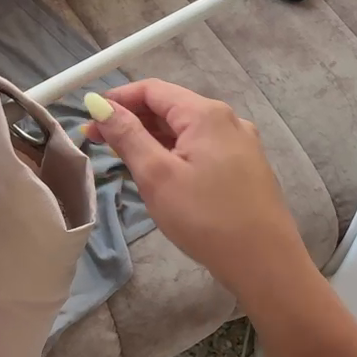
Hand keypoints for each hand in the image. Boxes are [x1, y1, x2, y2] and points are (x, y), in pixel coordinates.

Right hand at [85, 80, 310, 304]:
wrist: (267, 266)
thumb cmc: (206, 218)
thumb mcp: (156, 175)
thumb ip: (126, 135)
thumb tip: (99, 105)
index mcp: (206, 115)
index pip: (151, 89)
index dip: (116, 98)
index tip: (89, 117)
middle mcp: (227, 120)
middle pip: (168, 107)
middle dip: (130, 119)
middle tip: (96, 140)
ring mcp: (240, 144)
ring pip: (183, 129)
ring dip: (149, 137)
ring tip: (121, 157)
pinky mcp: (244, 167)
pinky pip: (199, 147)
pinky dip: (172, 151)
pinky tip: (157, 172)